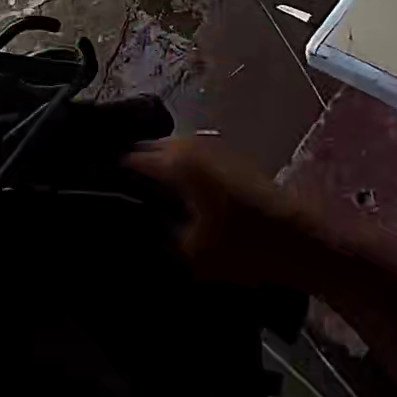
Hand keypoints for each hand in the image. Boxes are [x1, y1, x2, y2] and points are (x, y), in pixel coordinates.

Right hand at [126, 136, 333, 289]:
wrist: (302, 239)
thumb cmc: (244, 245)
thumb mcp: (190, 252)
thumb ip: (155, 234)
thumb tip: (128, 225)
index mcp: (176, 161)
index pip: (128, 158)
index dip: (109, 175)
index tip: (94, 194)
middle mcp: (189, 144)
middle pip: (146, 150)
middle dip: (130, 170)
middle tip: (114, 198)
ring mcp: (209, 147)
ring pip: (167, 153)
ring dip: (153, 171)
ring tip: (139, 200)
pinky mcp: (224, 156)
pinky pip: (186, 158)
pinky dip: (173, 172)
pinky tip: (171, 198)